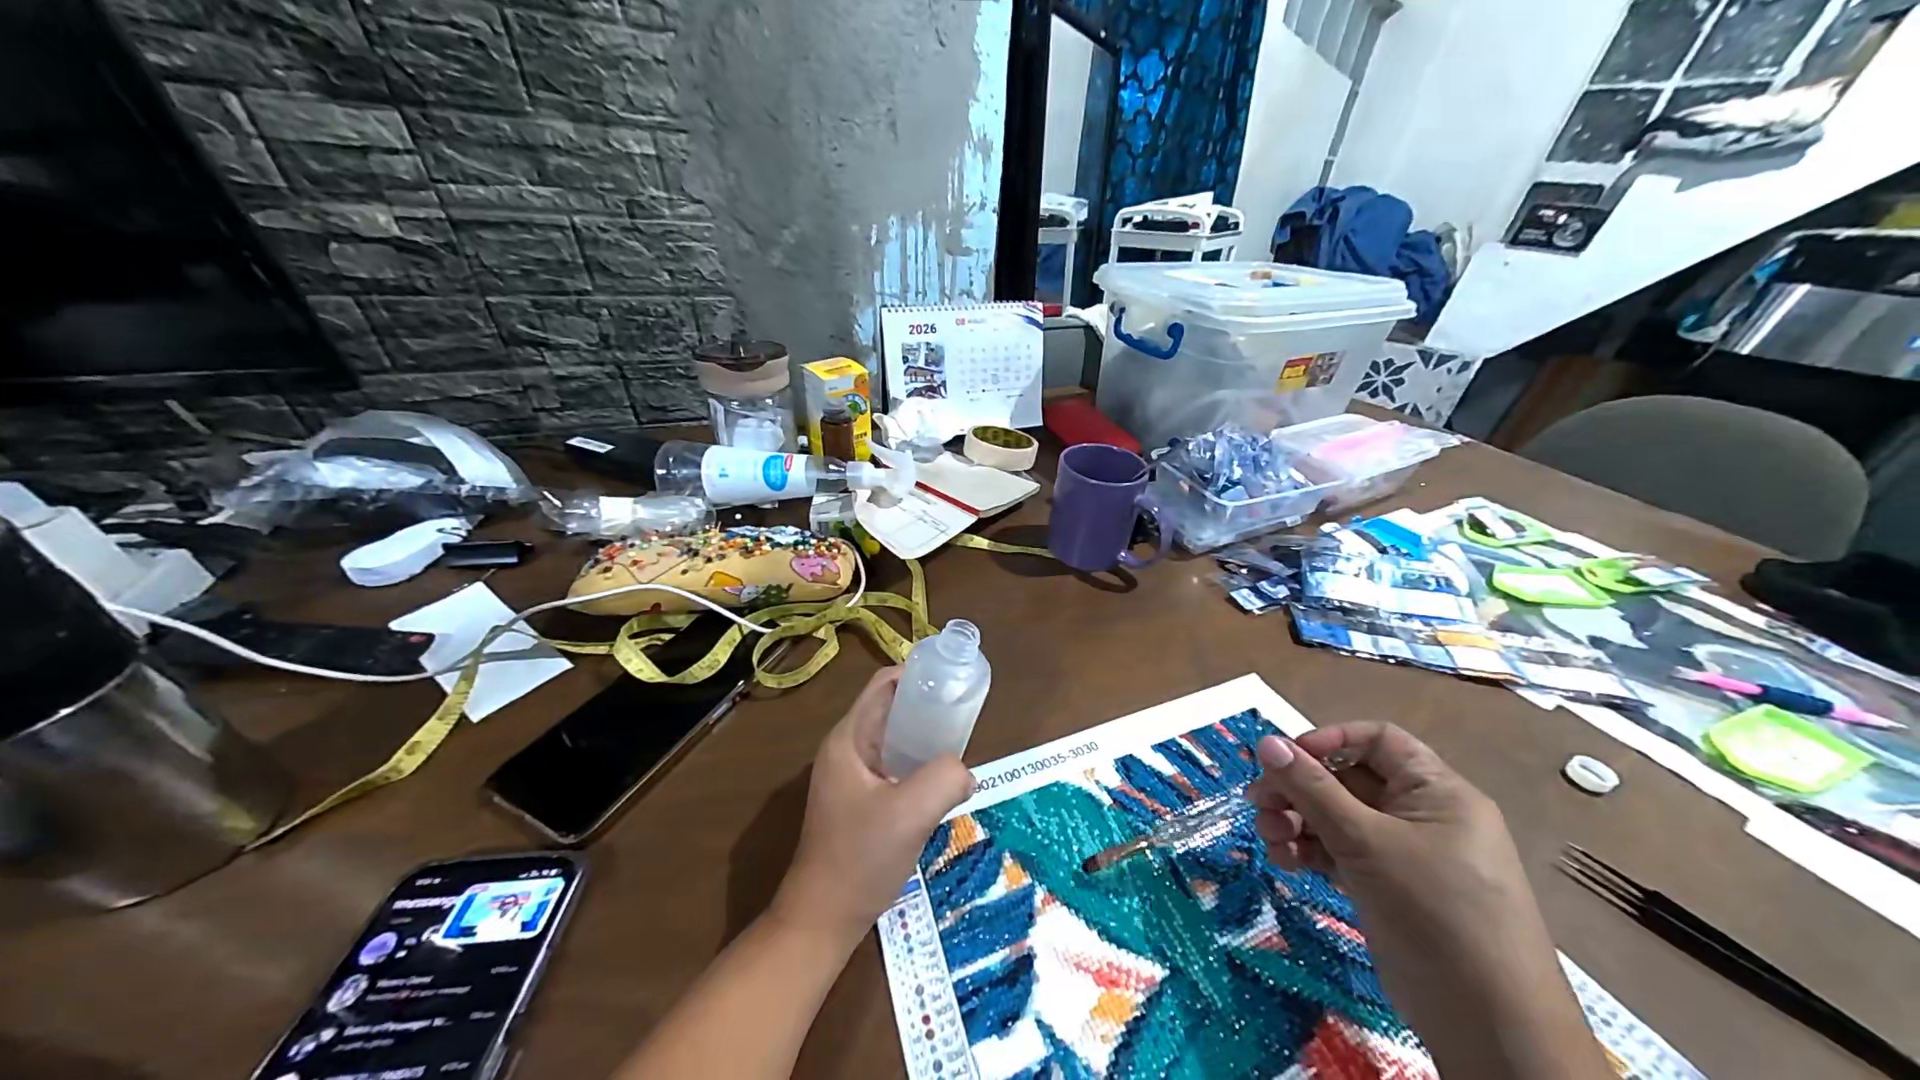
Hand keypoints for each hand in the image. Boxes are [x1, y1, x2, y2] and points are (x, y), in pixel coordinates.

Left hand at [770, 667, 974, 946]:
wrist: (824, 918)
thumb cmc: (860, 858)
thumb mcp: (911, 812)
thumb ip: (945, 778)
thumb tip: (966, 772)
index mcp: (848, 739)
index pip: (884, 685)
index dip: (919, 675)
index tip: (954, 683)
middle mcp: (846, 750)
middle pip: (892, 710)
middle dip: (928, 708)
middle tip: (965, 718)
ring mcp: (851, 777)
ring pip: (895, 741)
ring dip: (925, 740)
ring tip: (960, 748)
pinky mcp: (860, 801)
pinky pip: (895, 768)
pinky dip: (919, 766)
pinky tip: (941, 785)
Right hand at [1250, 724, 1612, 1079]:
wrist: (1490, 1026)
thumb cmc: (1435, 913)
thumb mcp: (1366, 842)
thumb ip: (1312, 789)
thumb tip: (1266, 741)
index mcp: (1437, 792)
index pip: (1377, 741)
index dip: (1329, 741)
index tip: (1285, 760)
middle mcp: (1422, 816)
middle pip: (1349, 780)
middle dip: (1300, 788)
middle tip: (1258, 802)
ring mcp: (1405, 855)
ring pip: (1340, 818)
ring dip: (1298, 821)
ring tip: (1268, 837)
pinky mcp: (1389, 889)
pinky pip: (1342, 854)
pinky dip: (1311, 852)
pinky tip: (1285, 861)